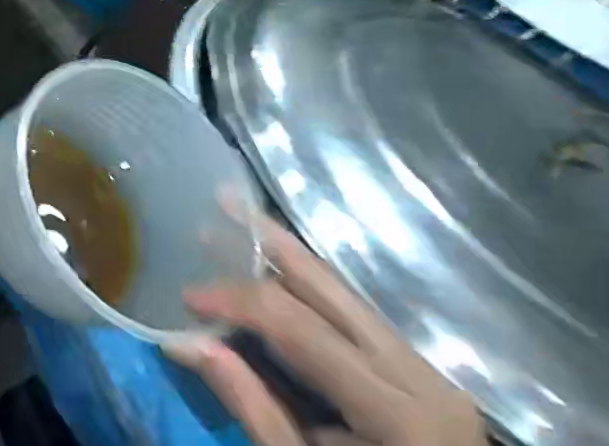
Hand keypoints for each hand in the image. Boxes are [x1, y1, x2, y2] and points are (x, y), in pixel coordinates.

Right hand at [164, 219, 483, 445]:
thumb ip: (251, 406)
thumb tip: (184, 342)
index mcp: (398, 409)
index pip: (299, 327)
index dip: (237, 301)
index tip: (186, 298)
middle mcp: (419, 375)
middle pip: (330, 289)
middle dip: (270, 241)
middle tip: (220, 200)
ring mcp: (424, 370)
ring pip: (342, 292)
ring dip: (284, 254)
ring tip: (238, 216)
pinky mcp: (417, 371)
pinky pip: (351, 312)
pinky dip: (305, 284)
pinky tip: (273, 264)